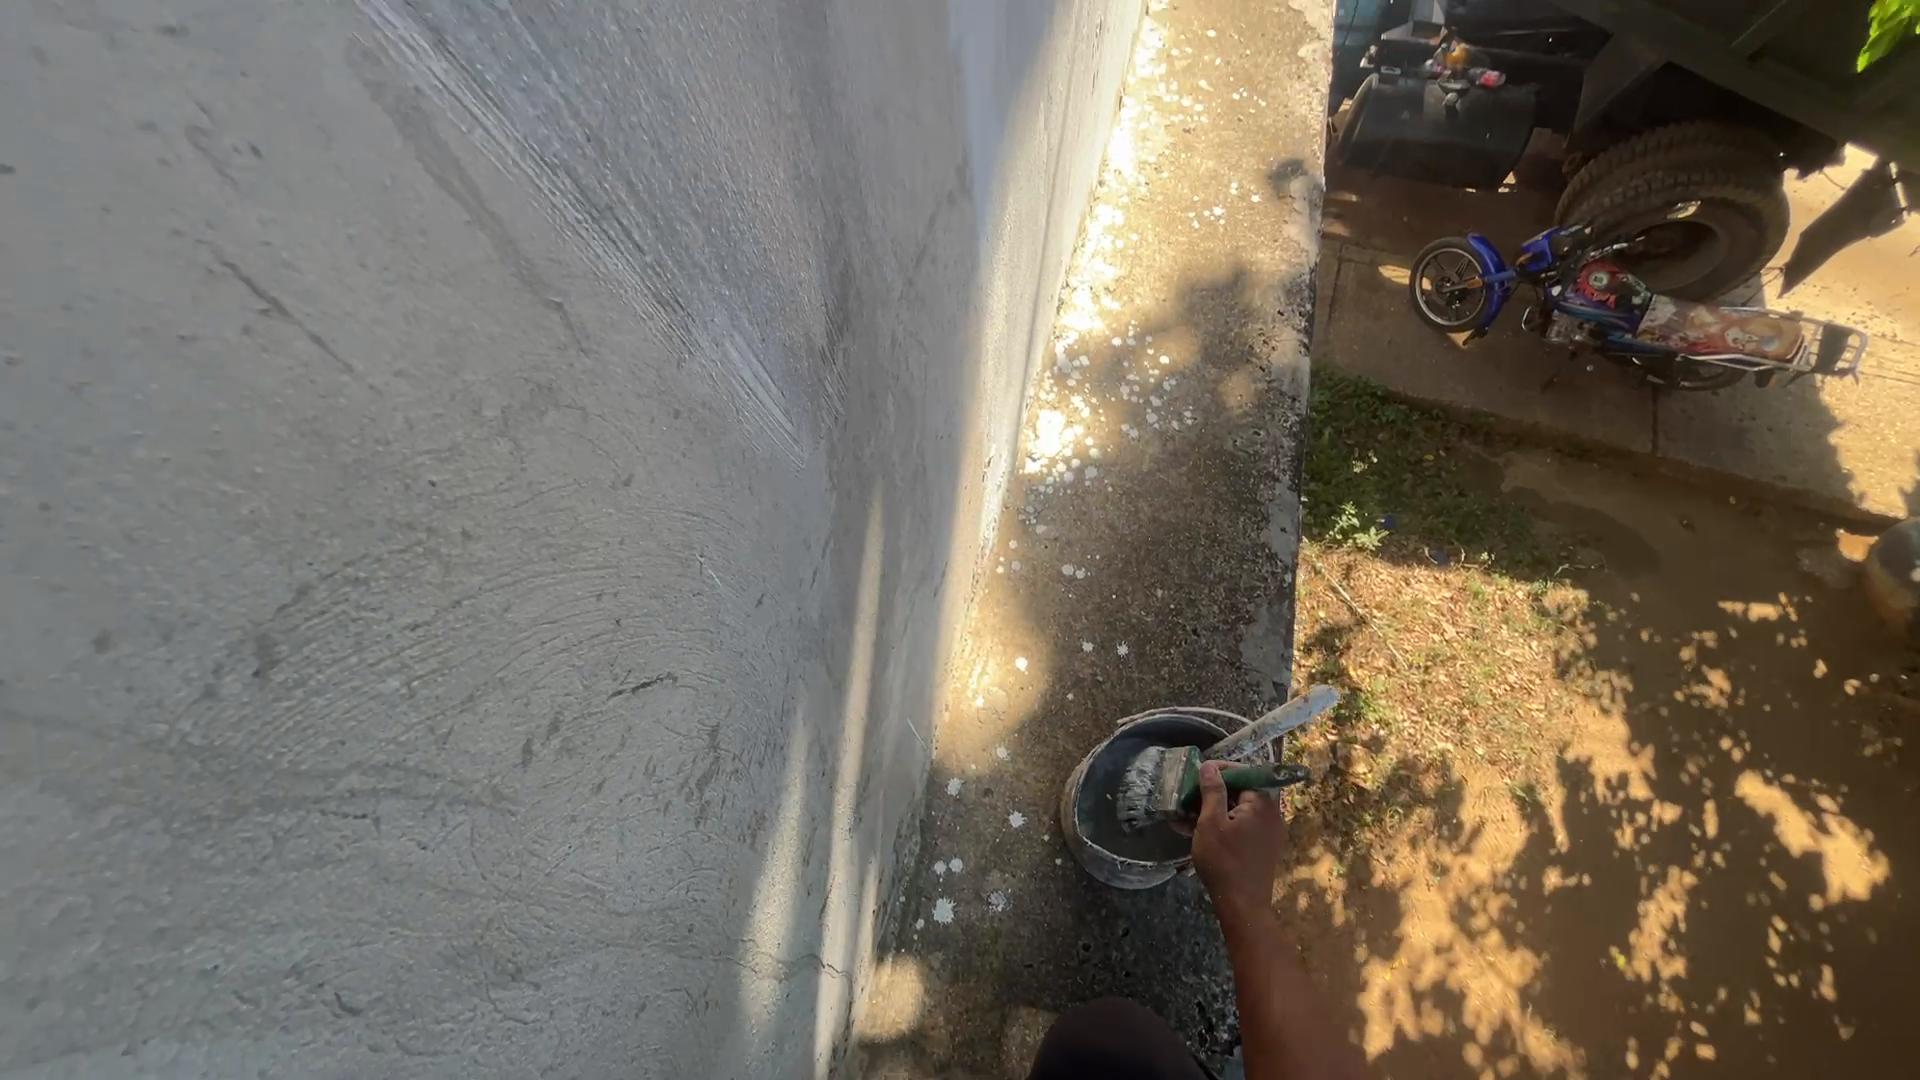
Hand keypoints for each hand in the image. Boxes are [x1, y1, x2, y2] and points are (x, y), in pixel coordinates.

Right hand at [1190, 760, 1288, 921]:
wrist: (1242, 906)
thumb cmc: (1224, 860)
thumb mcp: (1211, 822)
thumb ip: (1212, 791)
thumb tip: (1209, 766)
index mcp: (1262, 805)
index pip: (1245, 773)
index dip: (1221, 770)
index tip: (1198, 773)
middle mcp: (1271, 815)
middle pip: (1241, 791)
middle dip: (1213, 791)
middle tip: (1188, 793)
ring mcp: (1267, 833)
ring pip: (1238, 810)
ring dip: (1212, 809)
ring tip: (1185, 813)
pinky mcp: (1260, 847)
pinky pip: (1240, 826)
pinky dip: (1220, 824)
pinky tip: (1194, 830)